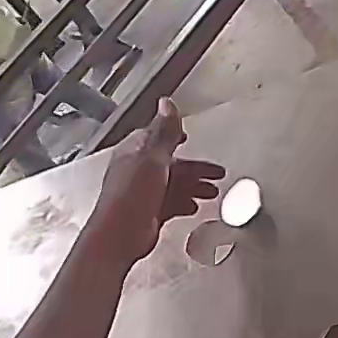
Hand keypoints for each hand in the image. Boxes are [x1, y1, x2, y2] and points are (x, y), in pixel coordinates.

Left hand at [84, 99, 223, 265]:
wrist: (120, 235)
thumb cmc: (131, 196)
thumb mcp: (153, 158)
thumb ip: (164, 132)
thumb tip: (167, 103)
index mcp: (136, 152)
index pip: (157, 138)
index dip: (173, 136)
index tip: (186, 136)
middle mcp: (138, 171)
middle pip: (172, 165)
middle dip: (195, 168)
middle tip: (216, 172)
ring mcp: (144, 193)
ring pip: (174, 185)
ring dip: (194, 186)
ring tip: (213, 191)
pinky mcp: (150, 213)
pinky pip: (172, 203)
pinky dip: (185, 202)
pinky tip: (195, 206)